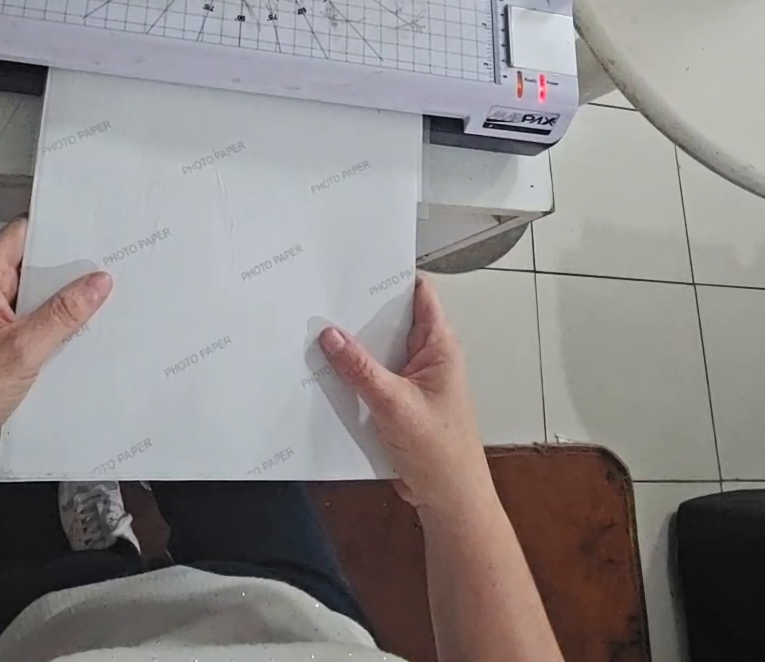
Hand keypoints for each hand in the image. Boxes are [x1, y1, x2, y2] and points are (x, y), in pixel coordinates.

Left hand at [0, 219, 111, 490]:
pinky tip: (83, 332)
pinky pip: (29, 324)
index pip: (22, 234)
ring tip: (108, 295)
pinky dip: (53, 326)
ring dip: (64, 301)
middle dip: (70, 267)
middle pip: (32, 265)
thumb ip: (63, 313)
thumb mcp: (22, 351)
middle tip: (114, 263)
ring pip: (34, 298)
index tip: (96, 228)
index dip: (58, 229)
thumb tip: (100, 280)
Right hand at [318, 276, 493, 518]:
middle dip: (363, 307)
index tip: (359, 262)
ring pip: (379, 348)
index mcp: (440, 346)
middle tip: (324, 291)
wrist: (449, 502)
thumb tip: (328, 333)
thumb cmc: (437, 452)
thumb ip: (360, 369)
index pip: (419, 294)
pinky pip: (372, 373)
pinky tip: (323, 365)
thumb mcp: (394, 405)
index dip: (393, 274)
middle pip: (393, 319)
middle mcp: (427, 355)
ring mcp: (412, 377)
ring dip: (355, 341)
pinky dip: (352, 369)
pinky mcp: (397, 399)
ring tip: (316, 322)